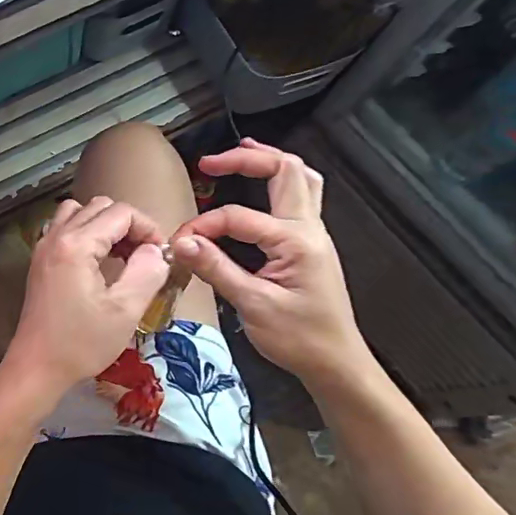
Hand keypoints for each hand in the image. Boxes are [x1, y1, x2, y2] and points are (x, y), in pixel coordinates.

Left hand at [5, 196, 170, 393]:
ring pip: (80, 213)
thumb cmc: (81, 343)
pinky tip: (98, 263)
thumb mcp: (125, 311)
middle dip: (128, 224)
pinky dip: (86, 234)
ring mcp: (44, 247)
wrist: (36, 368)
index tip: (161, 255)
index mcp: (77, 244)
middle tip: (144, 255)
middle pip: (100, 206)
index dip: (148, 228)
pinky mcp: (40, 262)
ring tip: (122, 255)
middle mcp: (56, 236)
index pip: (121, 213)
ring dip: (105, 226)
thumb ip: (147, 272)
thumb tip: (156, 251)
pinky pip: (65, 229)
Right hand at [173, 139, 374, 385]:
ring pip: (301, 178)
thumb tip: (182, 242)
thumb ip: (216, 268)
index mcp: (295, 240)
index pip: (238, 216)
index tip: (179, 242)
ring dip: (272, 161)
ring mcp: (315, 234)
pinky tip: (263, 185)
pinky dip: (281, 181)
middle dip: (247, 158)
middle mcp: (310, 228)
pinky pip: (302, 197)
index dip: (204, 225)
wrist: (336, 362)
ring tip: (243, 151)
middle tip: (211, 162)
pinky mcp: (312, 245)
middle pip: (285, 170)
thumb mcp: (252, 305)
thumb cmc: (299, 338)